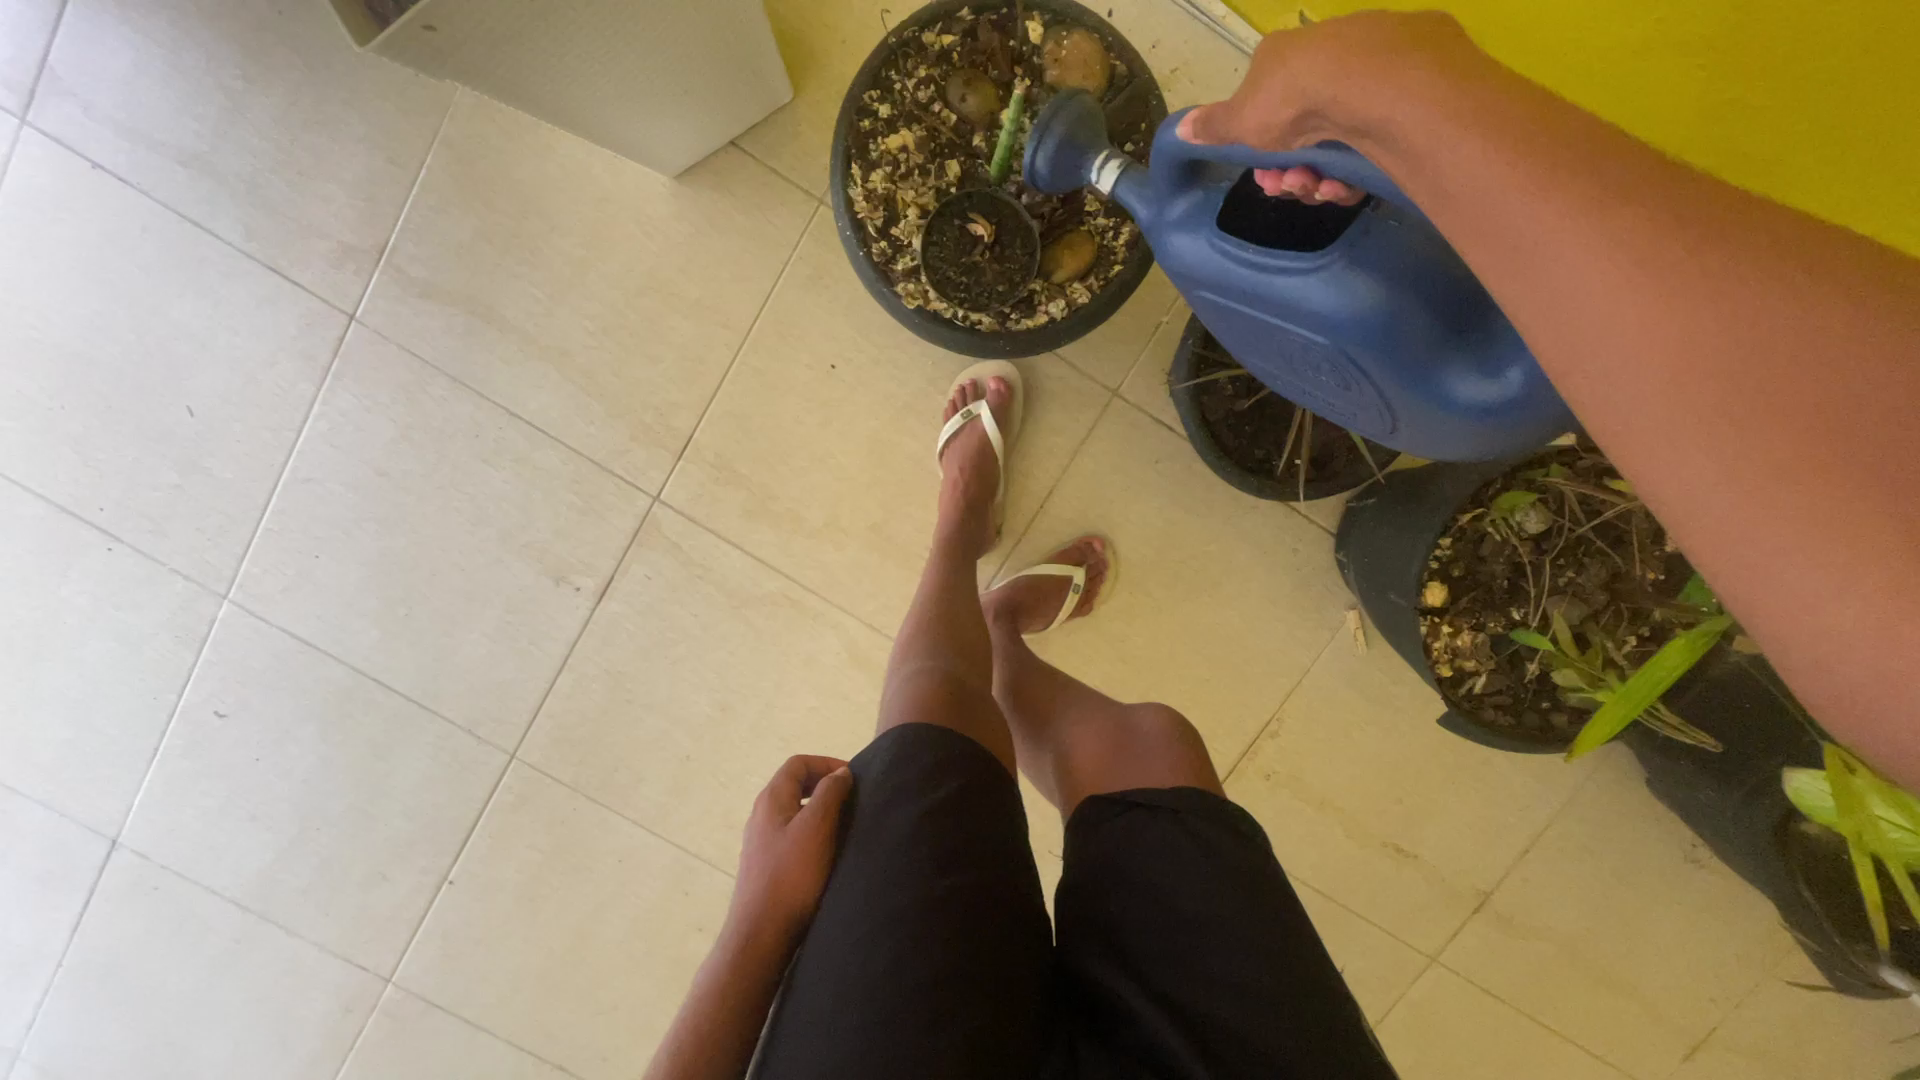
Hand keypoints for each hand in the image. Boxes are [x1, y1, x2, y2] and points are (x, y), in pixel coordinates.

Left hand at [728, 755, 852, 943]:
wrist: (761, 934)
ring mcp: (761, 841)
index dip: (826, 763)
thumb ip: (830, 793)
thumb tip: (840, 772)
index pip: (798, 763)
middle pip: (794, 784)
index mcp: (771, 799)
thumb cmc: (792, 875)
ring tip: (844, 823)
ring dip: (819, 809)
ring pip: (793, 811)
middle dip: (824, 784)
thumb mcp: (817, 827)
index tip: (852, 778)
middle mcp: (762, 815)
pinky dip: (811, 832)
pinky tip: (827, 852)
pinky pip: (791, 835)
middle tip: (851, 797)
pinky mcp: (766, 865)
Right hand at [1176, 12, 1479, 205]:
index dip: (1262, 150)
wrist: (1369, 83)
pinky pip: (1369, 146)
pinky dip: (1351, 173)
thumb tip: (1179, 128)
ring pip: (1335, 144)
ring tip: (1316, 189)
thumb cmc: (1292, 99)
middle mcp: (1328, 56)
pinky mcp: (1408, 92)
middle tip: (1286, 186)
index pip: (1268, 107)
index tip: (1262, 175)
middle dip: (1288, 171)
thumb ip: (1211, 127)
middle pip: (1301, 134)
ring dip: (1316, 178)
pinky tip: (1341, 185)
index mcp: (1285, 57)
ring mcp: (1370, 73)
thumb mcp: (1238, 120)